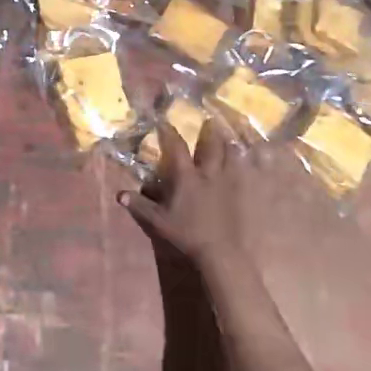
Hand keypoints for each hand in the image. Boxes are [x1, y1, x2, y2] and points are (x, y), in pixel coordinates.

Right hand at [118, 123, 306, 268]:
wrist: (221, 251)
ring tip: (230, 135)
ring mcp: (228, 181)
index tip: (165, 122)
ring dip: (229, 143)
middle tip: (209, 120)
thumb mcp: (158, 221)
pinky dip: (247, 161)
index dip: (169, 133)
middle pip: (211, 145)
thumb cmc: (187, 234)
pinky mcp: (242, 192)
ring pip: (231, 154)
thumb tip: (119, 194)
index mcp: (187, 177)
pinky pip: (246, 170)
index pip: (177, 147)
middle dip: (209, 131)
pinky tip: (250, 158)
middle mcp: (208, 173)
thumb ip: (140, 205)